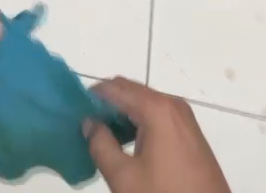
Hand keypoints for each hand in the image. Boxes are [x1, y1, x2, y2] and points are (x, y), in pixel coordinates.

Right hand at [85, 78, 231, 192]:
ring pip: (145, 105)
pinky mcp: (191, 135)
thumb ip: (101, 145)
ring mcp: (185, 119)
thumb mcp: (124, 178)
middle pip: (131, 92)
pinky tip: (129, 145)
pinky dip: (140, 123)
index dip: (92, 96)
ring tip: (104, 137)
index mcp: (156, 108)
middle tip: (87, 125)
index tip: (74, 111)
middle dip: (107, 105)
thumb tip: (89, 123)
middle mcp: (172, 104)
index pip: (115, 88)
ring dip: (123, 115)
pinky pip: (158, 117)